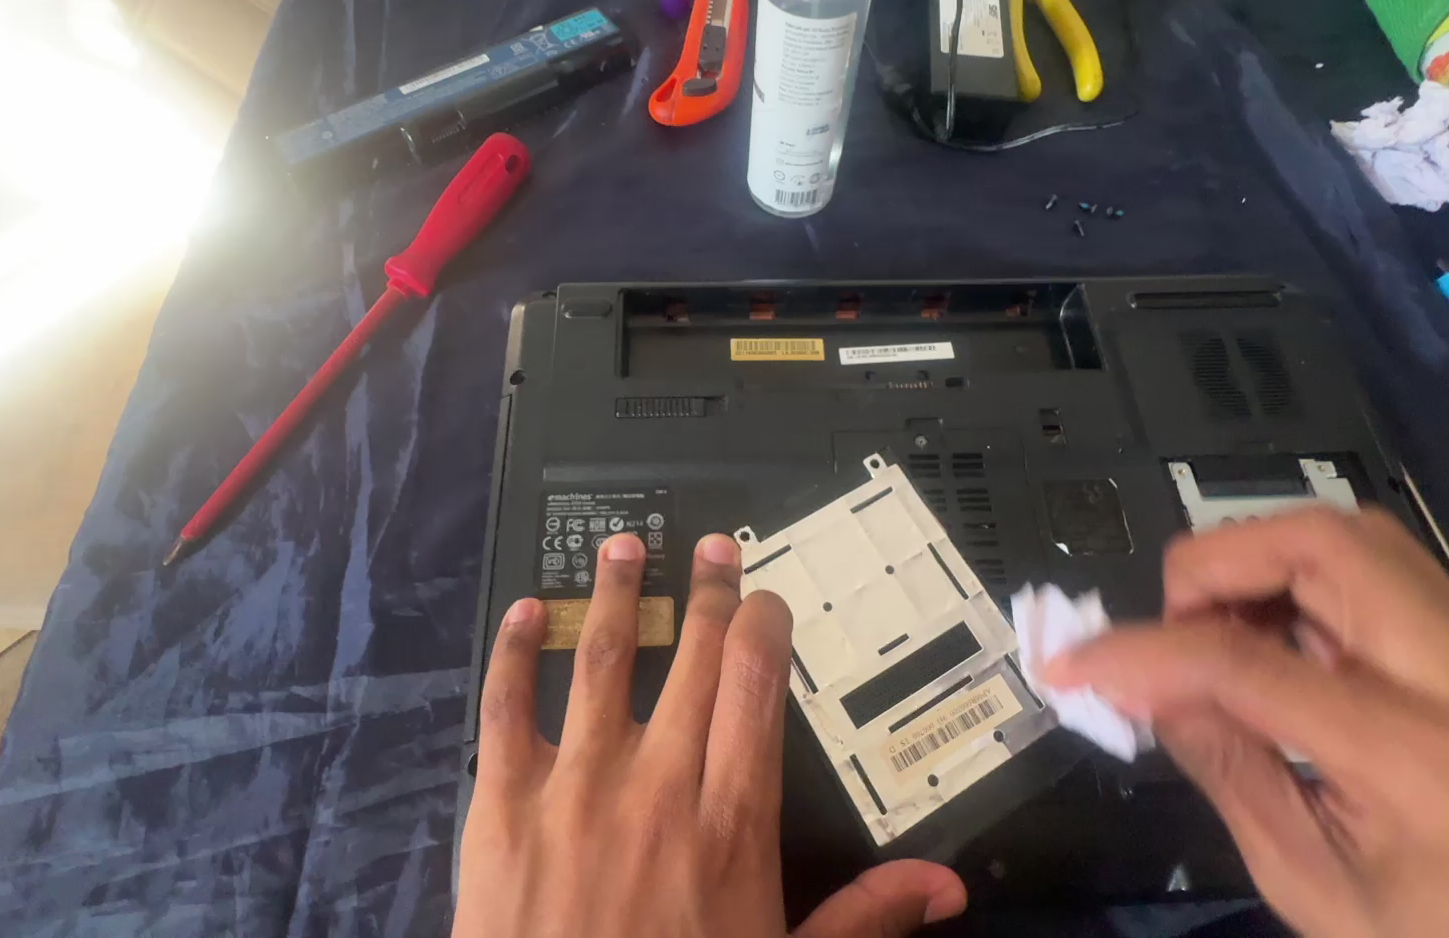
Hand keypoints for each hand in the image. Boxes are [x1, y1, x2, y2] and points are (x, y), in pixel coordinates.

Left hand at [454, 531, 967, 937]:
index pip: (754, 685)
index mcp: (728, 824)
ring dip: (614, 596)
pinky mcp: (502, 809)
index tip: (762, 599)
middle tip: (710, 548)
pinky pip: (505, 710)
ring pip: (600, 661)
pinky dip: (514, 653)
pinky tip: (526, 611)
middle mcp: (655, 788)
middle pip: (690, 658)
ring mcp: (574, 790)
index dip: (761, 625)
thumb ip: (864, 919)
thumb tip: (946, 886)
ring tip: (624, 547)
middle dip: (705, 593)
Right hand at [1043, 507, 1448, 937]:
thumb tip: (1143, 689)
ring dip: (1257, 565)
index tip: (1071, 664)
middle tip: (1174, 629)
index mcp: (1426, 765)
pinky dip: (1296, 584)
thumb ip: (1223, 768)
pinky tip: (1277, 648)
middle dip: (1214, 567)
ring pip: (1352, 537)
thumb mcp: (1313, 887)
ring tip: (1221, 634)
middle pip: (1322, 543)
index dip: (1135, 653)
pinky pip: (1374, 573)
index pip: (1244, 662)